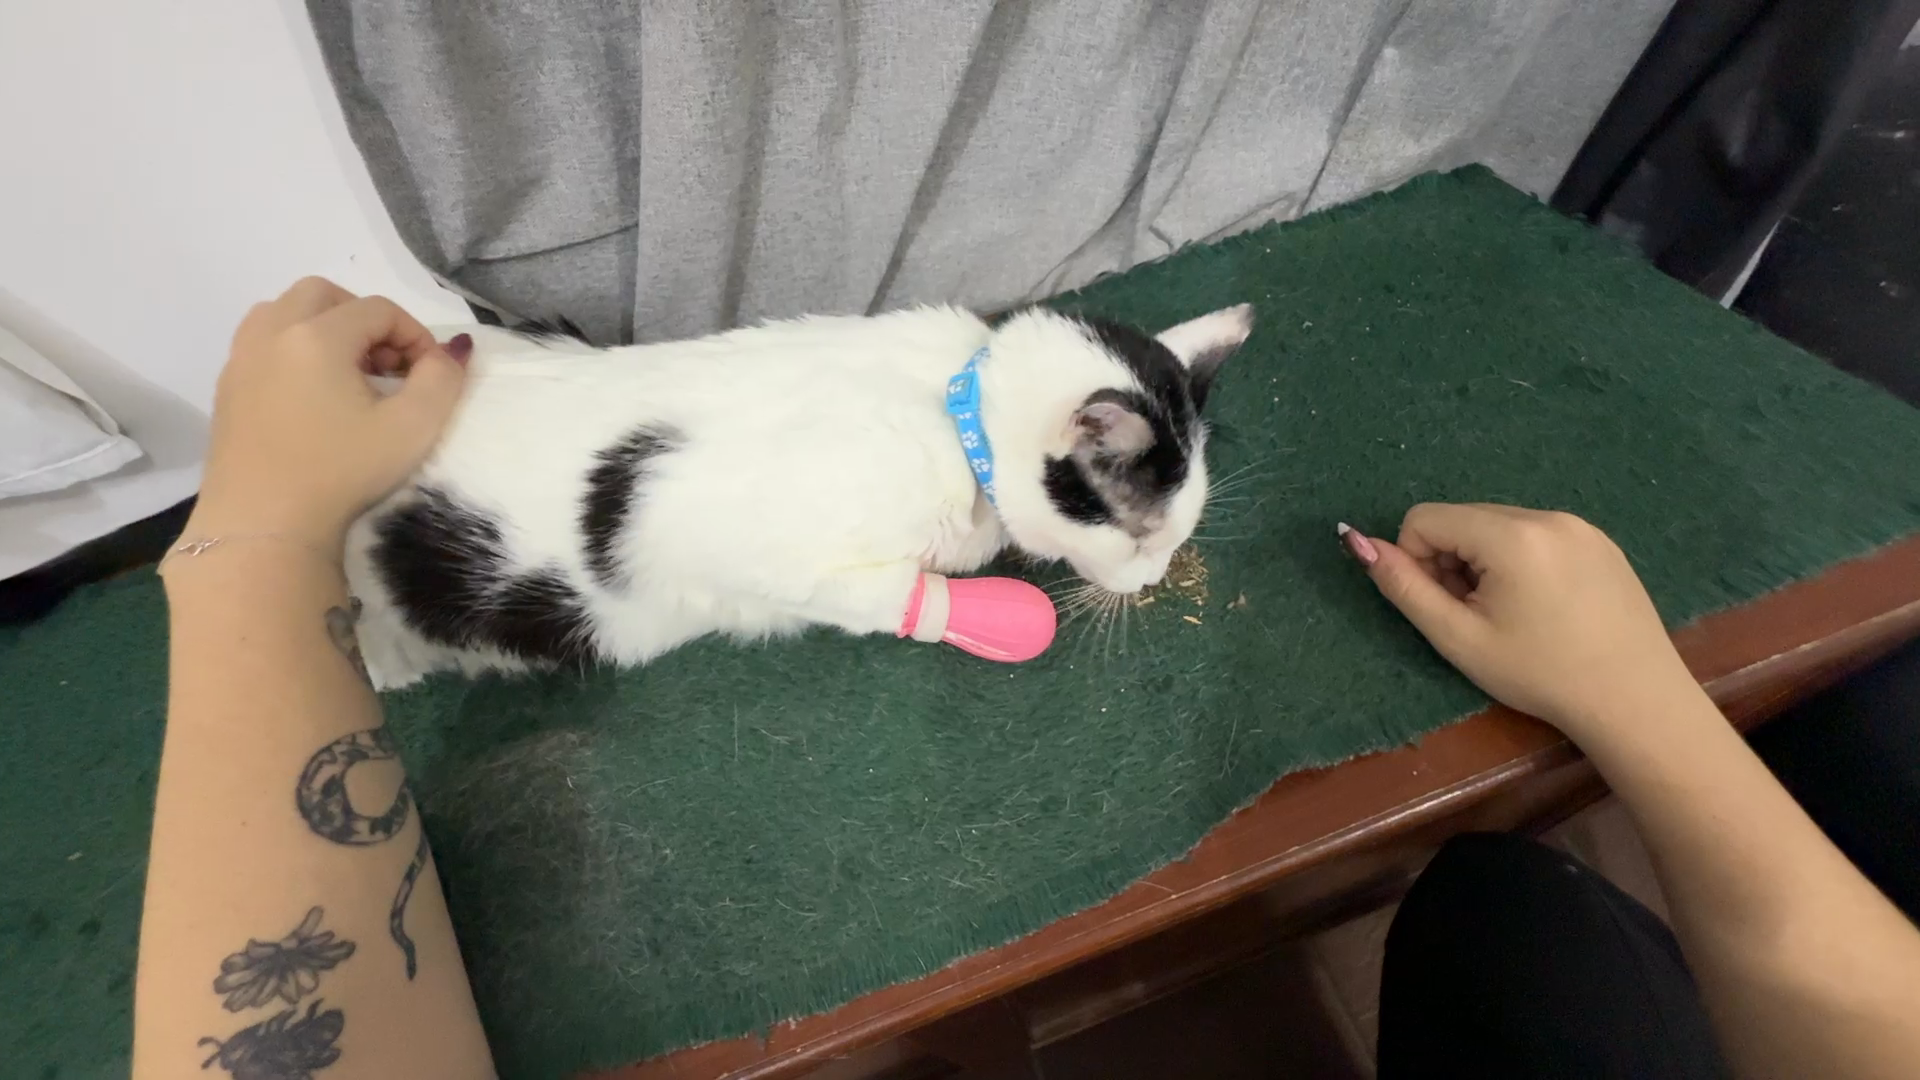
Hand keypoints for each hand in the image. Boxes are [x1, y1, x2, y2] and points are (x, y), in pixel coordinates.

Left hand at [190, 277, 467, 551]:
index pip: (379, 309)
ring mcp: (242, 357)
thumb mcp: (414, 425)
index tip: (432, 376)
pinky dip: (301, 350)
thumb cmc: (346, 468)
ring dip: (331, 330)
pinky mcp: (230, 385)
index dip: (418, 335)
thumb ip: (443, 378)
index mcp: (316, 337)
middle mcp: (271, 333)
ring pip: (288, 312)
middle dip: (369, 322)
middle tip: (393, 367)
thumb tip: (455, 347)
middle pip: (326, 295)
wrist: (267, 518)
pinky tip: (324, 396)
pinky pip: (267, 341)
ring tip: (358, 377)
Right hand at [1345, 503, 1700, 738]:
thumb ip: (1401, 583)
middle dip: (1446, 558)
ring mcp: (1579, 526)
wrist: (1637, 704)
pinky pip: (1528, 532)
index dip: (1414, 559)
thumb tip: (1353, 539)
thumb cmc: (1537, 673)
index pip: (1423, 519)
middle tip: (1469, 611)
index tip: (1441, 603)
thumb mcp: (1455, 635)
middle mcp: (1547, 516)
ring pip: (1491, 524)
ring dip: (1476, 559)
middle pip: (1458, 517)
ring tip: (1502, 609)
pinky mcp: (1599, 540)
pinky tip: (1535, 603)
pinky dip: (1511, 559)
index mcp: (1512, 536)